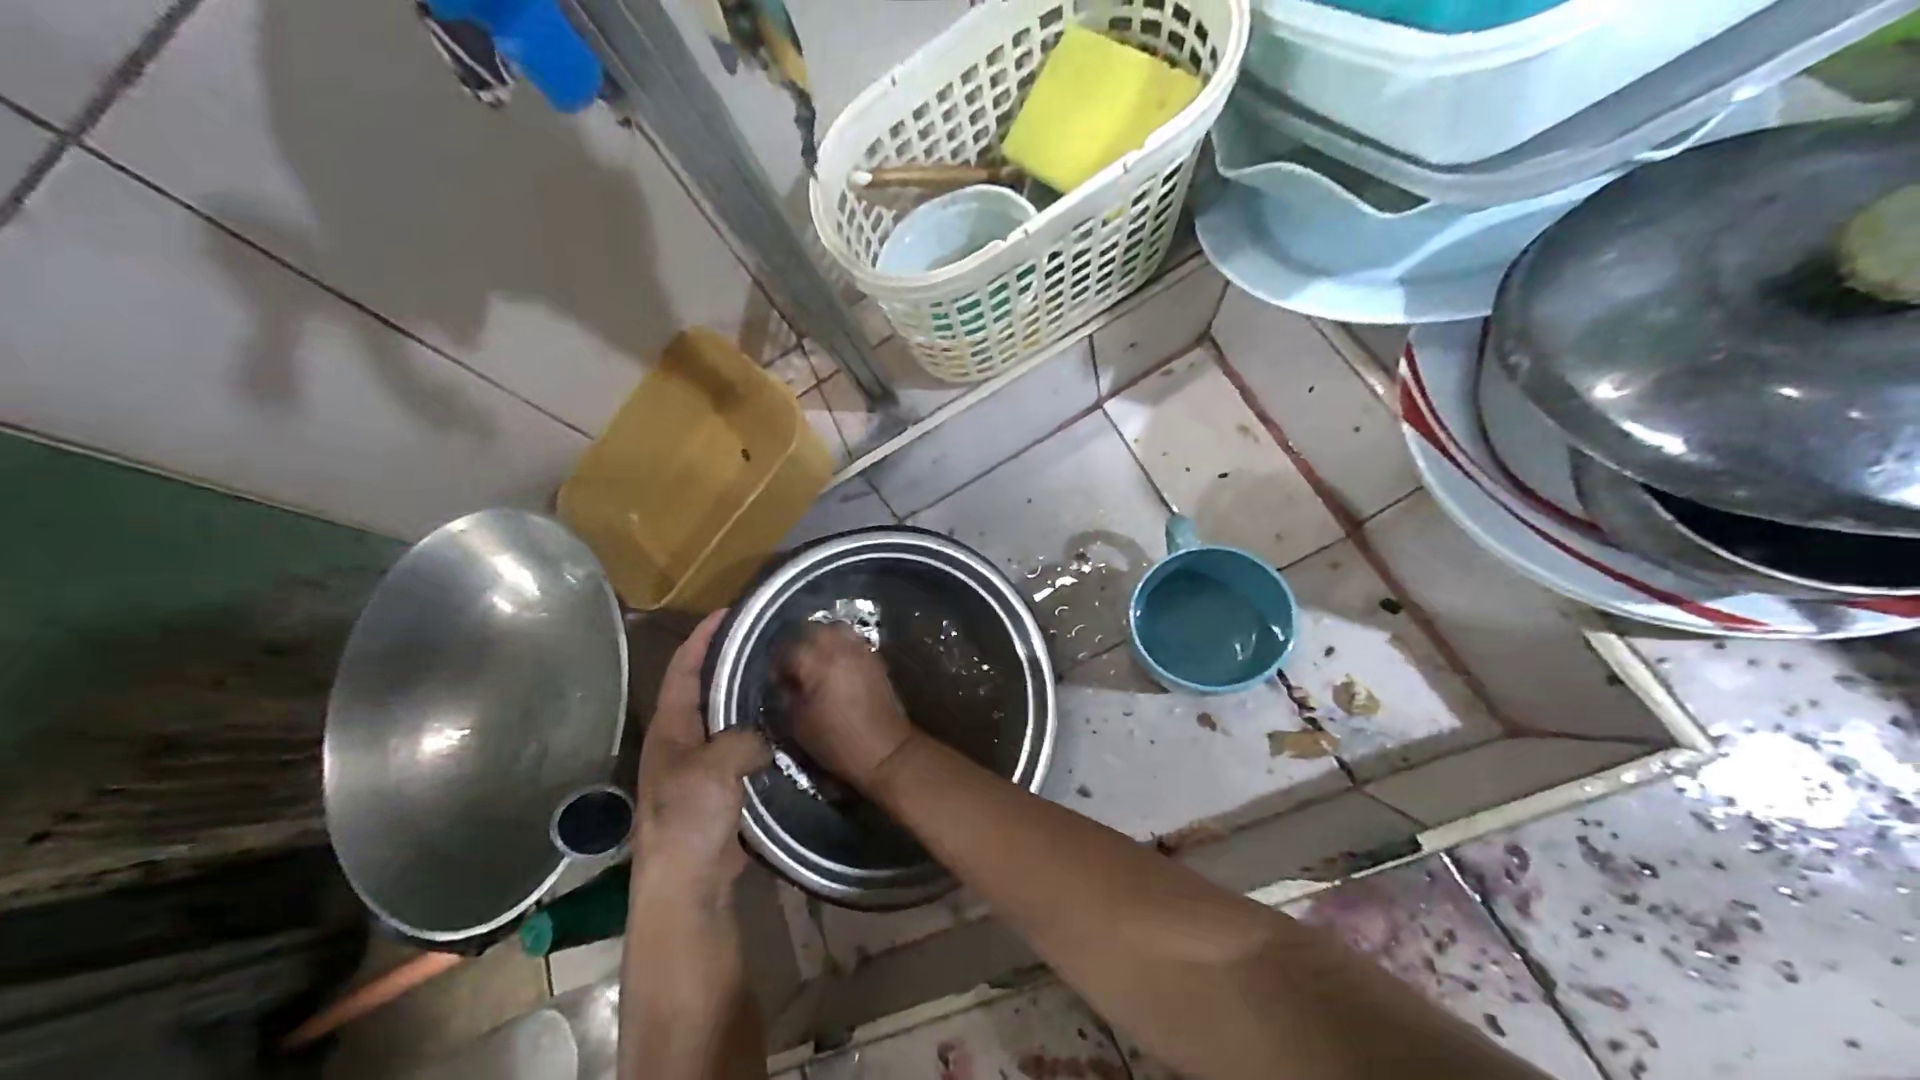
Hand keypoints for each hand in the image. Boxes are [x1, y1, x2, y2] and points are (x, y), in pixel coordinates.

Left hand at [633, 610, 771, 902]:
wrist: (687, 882)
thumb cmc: (689, 818)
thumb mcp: (714, 767)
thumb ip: (741, 737)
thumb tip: (761, 738)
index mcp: (669, 728)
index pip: (683, 669)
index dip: (702, 638)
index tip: (729, 611)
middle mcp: (680, 741)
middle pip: (704, 689)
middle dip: (728, 662)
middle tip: (764, 640)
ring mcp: (699, 766)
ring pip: (724, 718)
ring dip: (745, 697)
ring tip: (778, 675)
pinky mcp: (719, 788)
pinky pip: (740, 747)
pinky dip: (758, 731)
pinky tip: (783, 727)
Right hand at [776, 622, 918, 792]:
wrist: (884, 750)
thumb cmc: (836, 742)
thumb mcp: (798, 723)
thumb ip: (785, 694)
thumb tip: (783, 680)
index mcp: (817, 664)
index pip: (787, 649)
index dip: (776, 663)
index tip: (775, 678)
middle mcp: (840, 649)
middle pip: (812, 630)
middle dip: (798, 644)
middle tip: (793, 665)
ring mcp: (860, 651)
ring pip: (835, 630)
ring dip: (821, 640)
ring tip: (814, 661)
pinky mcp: (874, 657)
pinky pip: (852, 640)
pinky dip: (840, 646)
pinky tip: (835, 664)